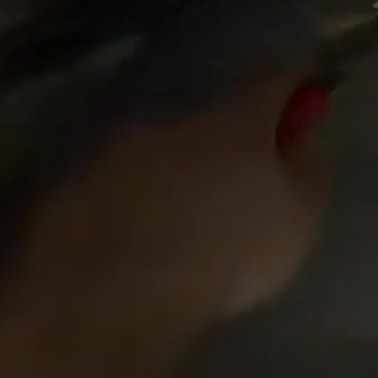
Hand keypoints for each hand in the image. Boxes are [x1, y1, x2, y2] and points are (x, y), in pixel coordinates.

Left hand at [20, 76, 327, 331]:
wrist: (108, 297)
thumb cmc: (231, 250)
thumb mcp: (301, 214)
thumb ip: (306, 164)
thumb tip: (303, 130)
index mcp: (234, 122)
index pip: (272, 80)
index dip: (294, 87)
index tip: (307, 104)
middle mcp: (171, 122)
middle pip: (214, 120)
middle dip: (236, 142)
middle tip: (253, 185)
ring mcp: (113, 154)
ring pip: (166, 153)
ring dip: (187, 173)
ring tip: (200, 222)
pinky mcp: (70, 190)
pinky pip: (126, 187)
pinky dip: (146, 203)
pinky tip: (155, 241)